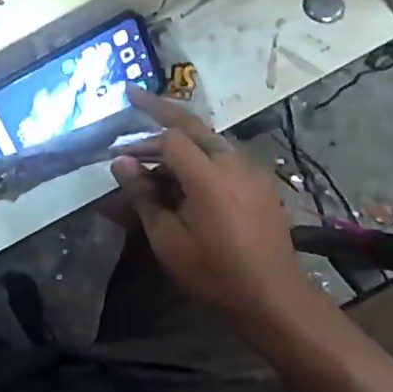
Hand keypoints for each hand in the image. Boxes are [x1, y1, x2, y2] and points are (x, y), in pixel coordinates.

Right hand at [111, 89, 311, 323]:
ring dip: (181, 136)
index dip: (141, 143)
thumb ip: (143, 195)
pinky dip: (201, 152)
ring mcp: (252, 170)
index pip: (170, 139)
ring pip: (210, 139)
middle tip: (133, 94)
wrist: (274, 297)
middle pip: (192, 125)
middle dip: (160, 107)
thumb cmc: (215, 272)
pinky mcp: (261, 182)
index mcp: (209, 175)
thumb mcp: (168, 239)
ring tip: (156, 145)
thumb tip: (120, 162)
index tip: (118, 152)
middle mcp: (233, 162)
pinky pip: (225, 156)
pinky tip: (189, 169)